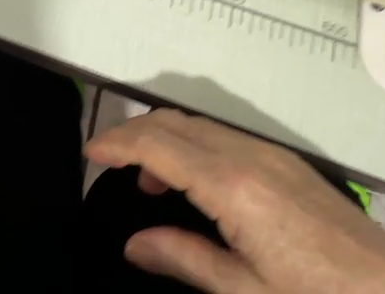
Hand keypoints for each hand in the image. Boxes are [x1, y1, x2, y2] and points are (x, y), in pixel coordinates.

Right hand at [84, 109, 384, 293]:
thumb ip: (186, 261)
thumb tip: (135, 245)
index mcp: (233, 186)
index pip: (156, 144)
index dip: (117, 143)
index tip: (89, 152)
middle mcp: (251, 156)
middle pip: (175, 124)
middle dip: (136, 135)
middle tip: (109, 164)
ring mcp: (276, 157)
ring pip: (200, 127)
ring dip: (165, 140)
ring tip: (150, 182)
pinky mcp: (294, 168)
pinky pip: (227, 139)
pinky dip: (195, 147)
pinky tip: (198, 185)